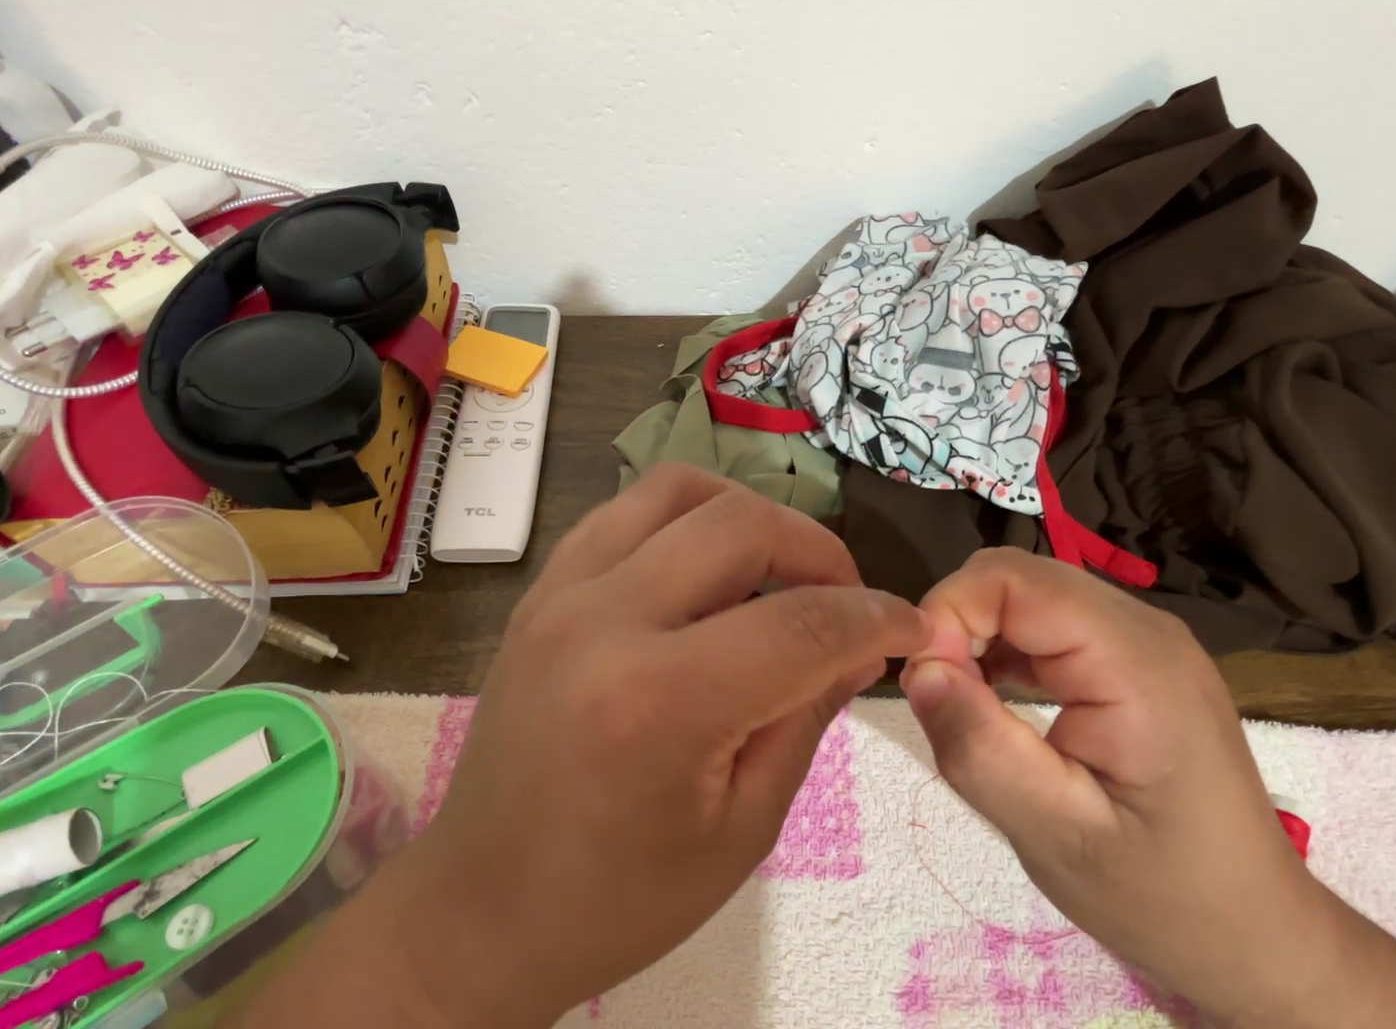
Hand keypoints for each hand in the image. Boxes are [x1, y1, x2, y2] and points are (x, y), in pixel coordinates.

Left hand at [251, 465, 927, 1027]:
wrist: (484, 905)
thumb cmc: (621, 896)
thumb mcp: (744, 825)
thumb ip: (807, 715)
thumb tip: (860, 642)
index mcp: (661, 700)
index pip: (801, 623)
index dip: (876, 619)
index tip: (911, 629)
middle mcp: (605, 619)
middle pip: (741, 523)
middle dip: (819, 551)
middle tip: (847, 603)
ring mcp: (561, 592)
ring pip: (678, 490)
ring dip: (749, 517)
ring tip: (780, 572)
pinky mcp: (540, 590)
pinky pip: (625, 512)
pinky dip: (685, 519)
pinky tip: (707, 569)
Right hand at [900, 549, 1395, 1027]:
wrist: (1253, 933)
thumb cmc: (1159, 894)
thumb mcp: (1055, 834)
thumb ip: (981, 749)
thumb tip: (917, 669)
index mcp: (1136, 662)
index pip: (1013, 580)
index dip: (949, 613)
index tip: (921, 684)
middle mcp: (1143, 629)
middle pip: (1018, 577)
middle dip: (957, 623)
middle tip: (938, 700)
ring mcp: (1142, 640)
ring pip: (1027, 594)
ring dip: (975, 635)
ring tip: (961, 704)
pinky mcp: (1132, 659)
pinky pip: (1048, 622)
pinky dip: (1003, 646)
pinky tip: (992, 698)